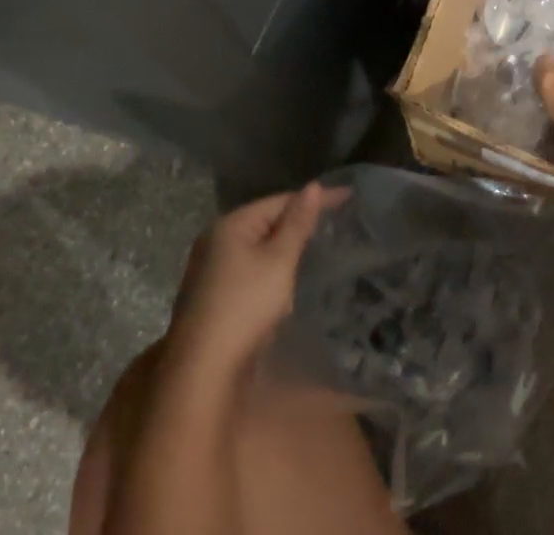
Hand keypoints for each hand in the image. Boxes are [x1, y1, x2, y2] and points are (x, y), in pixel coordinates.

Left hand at [164, 182, 343, 375]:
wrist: (204, 368)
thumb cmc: (246, 305)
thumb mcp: (279, 260)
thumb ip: (298, 223)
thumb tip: (313, 186)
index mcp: (230, 225)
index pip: (279, 201)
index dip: (315, 198)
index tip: (349, 196)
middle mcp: (215, 241)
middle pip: (265, 220)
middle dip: (298, 217)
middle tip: (336, 217)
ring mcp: (210, 268)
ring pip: (257, 244)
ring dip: (285, 241)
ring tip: (318, 240)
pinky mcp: (213, 293)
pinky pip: (250, 265)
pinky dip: (272, 262)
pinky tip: (287, 271)